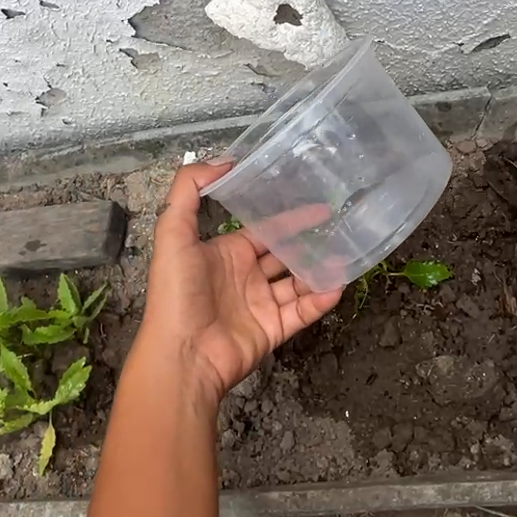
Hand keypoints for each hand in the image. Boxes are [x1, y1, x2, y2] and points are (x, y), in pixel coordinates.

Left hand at [133, 160, 342, 402]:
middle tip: (337, 222)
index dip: (285, 216)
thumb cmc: (176, 293)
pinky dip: (319, 299)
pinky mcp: (271, 331)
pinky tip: (337, 284)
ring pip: (297, 282)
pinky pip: (301, 312)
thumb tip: (223, 161)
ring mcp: (259, 305)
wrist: (181, 356)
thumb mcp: (172, 233)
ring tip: (345, 252)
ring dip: (319, 268)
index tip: (313, 200)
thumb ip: (188, 190)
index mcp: (224, 253)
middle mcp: (244, 276)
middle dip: (308, 239)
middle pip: (283, 253)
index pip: (261, 229)